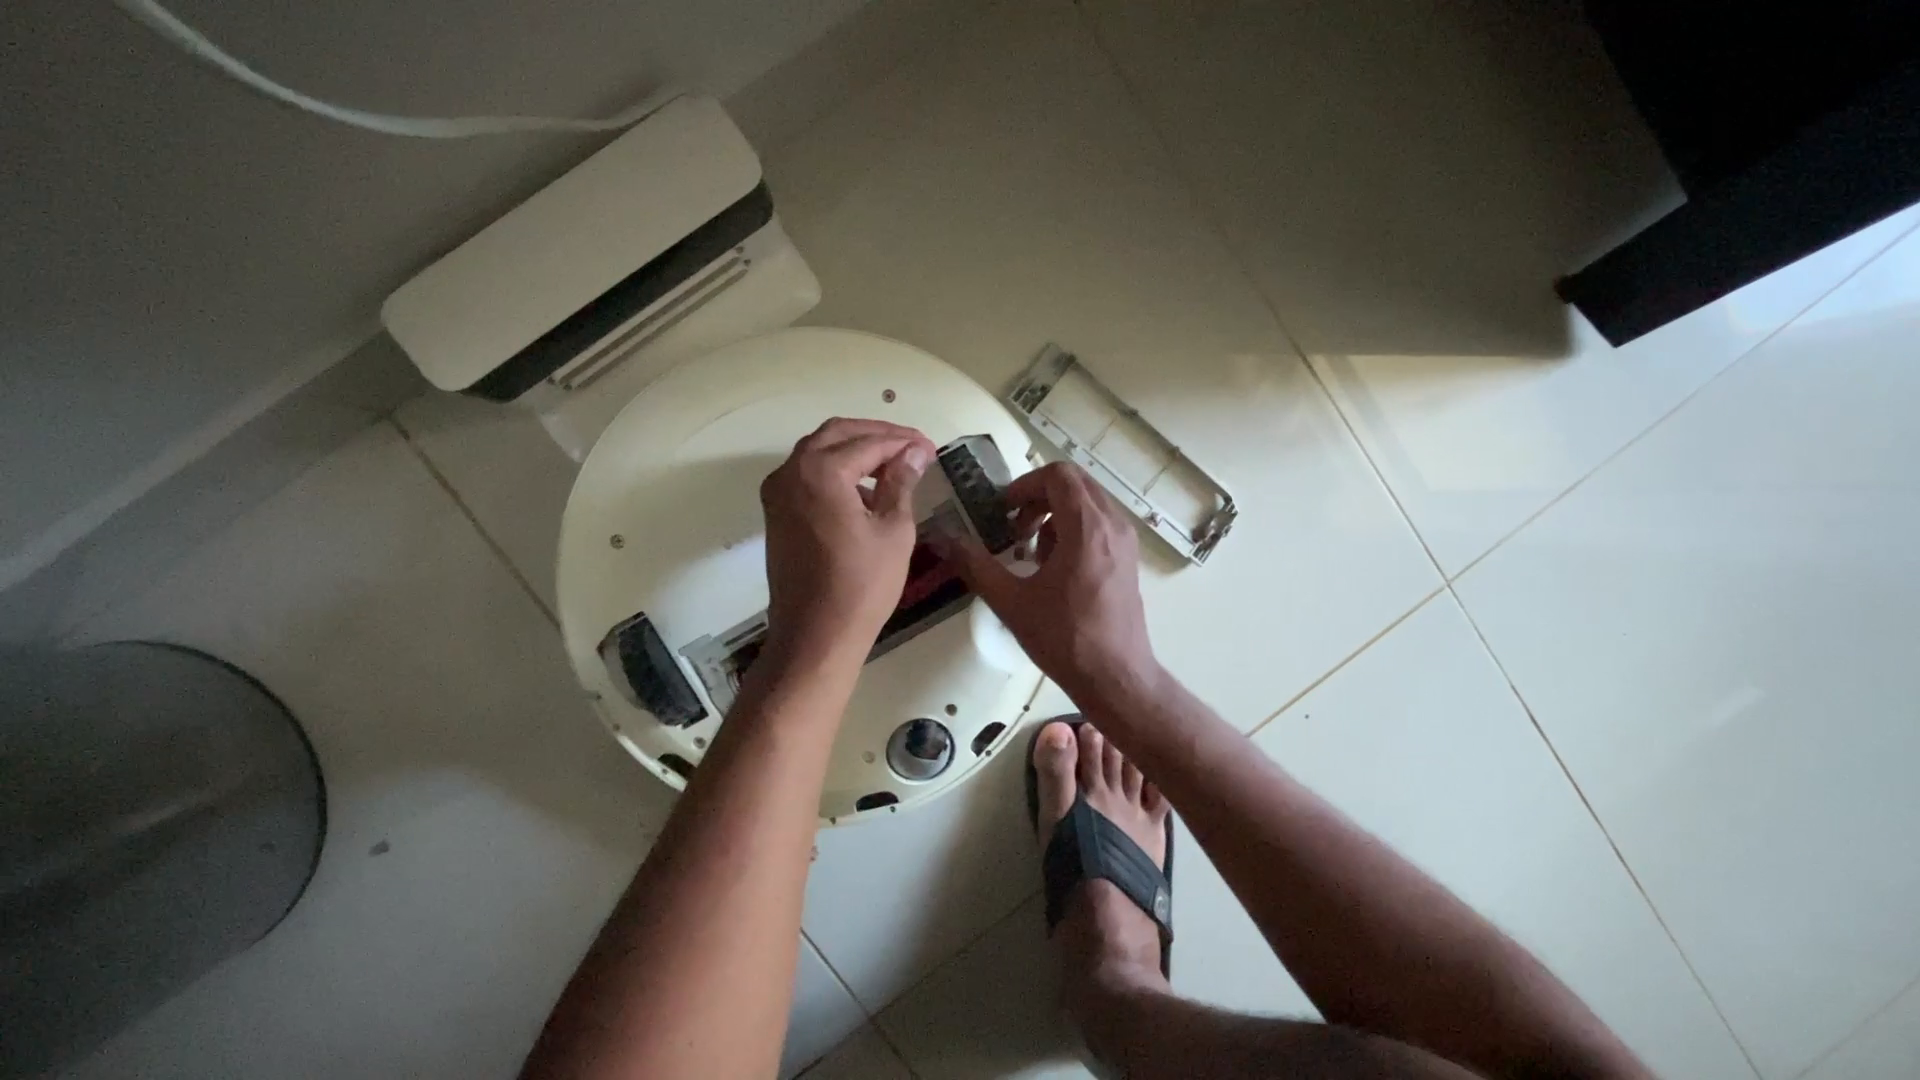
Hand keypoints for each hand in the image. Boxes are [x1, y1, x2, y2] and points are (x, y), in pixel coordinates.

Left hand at [760, 418, 934, 663]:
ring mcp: (777, 493)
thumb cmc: (861, 585)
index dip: (903, 442)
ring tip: (894, 467)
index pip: (869, 442)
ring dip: (855, 451)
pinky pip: (806, 475)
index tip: (931, 448)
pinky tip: (865, 492)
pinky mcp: (775, 513)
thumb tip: (913, 452)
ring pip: (818, 452)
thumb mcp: (894, 530)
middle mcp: (790, 472)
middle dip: (877, 436)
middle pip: (837, 434)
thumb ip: (901, 482)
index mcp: (820, 471)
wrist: (815, 635)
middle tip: (912, 448)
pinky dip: (836, 472)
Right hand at [942, 462, 1158, 699]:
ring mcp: (1125, 542)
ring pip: (1088, 503)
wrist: (1115, 678)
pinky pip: (1099, 524)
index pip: (1058, 475)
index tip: (1003, 512)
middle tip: (1014, 529)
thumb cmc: (1064, 639)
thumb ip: (975, 565)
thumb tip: (943, 539)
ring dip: (1055, 515)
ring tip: (1032, 554)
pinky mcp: (1128, 560)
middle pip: (1075, 483)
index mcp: (1087, 528)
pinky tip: (1054, 569)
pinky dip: (1073, 530)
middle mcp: (1113, 525)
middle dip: (1038, 498)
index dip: (1024, 486)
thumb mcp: (1011, 602)